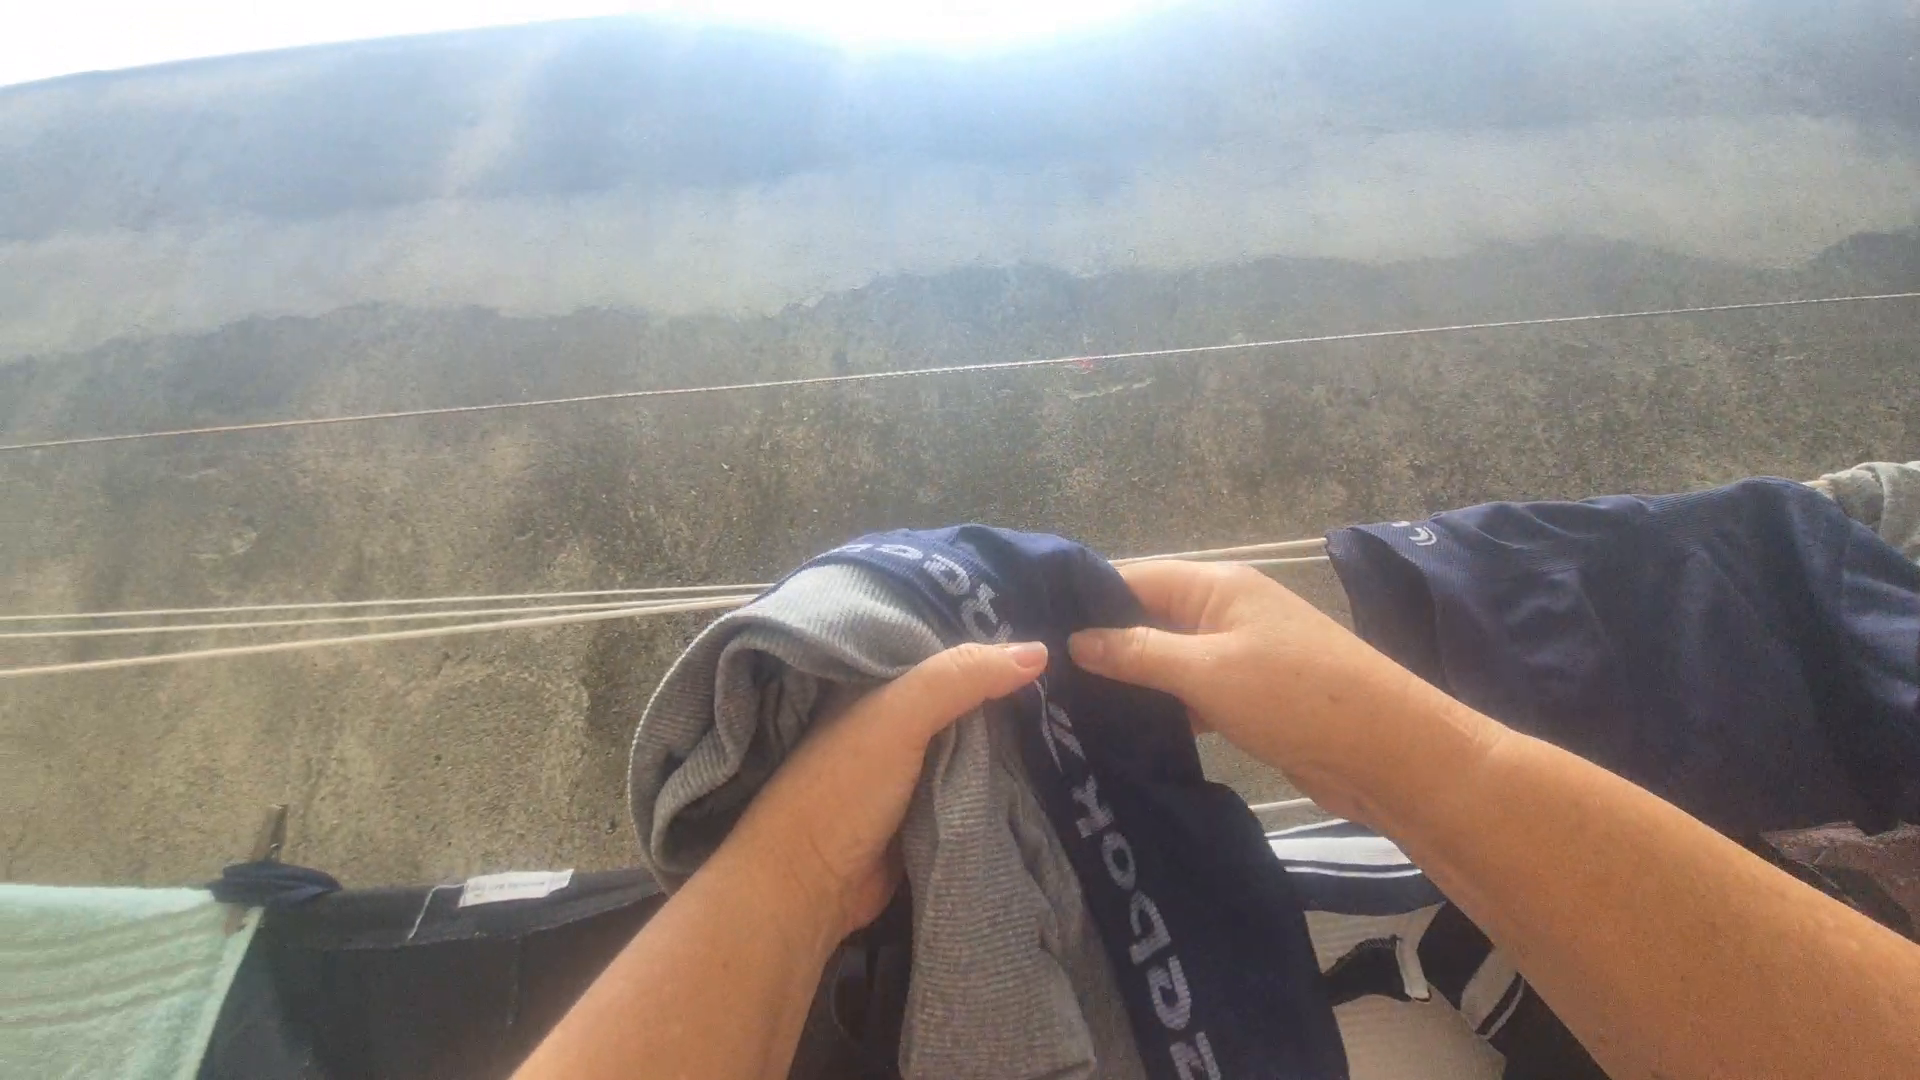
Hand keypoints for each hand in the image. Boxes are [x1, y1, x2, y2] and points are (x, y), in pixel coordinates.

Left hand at [707, 640, 1049, 943]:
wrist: (809, 887)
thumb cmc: (845, 787)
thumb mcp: (899, 716)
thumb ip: (960, 678)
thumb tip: (1040, 651)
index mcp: (881, 681)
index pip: (945, 646)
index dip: (993, 638)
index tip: (1051, 633)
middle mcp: (899, 715)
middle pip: (967, 692)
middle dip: (1013, 687)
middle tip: (1079, 674)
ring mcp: (915, 763)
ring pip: (977, 737)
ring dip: (1015, 732)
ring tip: (1076, 712)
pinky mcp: (930, 805)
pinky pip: (978, 779)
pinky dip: (1006, 772)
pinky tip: (1051, 761)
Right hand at [1067, 561, 1493, 821]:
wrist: (1391, 755)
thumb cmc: (1295, 696)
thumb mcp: (1206, 670)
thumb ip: (1137, 652)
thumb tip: (1076, 640)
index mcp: (1215, 585)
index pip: (1132, 576)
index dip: (1084, 598)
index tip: (1036, 626)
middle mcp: (1222, 609)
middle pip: (1146, 615)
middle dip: (1100, 641)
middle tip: (1043, 672)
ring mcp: (1236, 652)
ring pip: (1165, 656)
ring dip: (1128, 677)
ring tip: (1067, 701)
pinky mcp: (1245, 693)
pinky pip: (1187, 688)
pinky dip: (1159, 704)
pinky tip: (1120, 728)